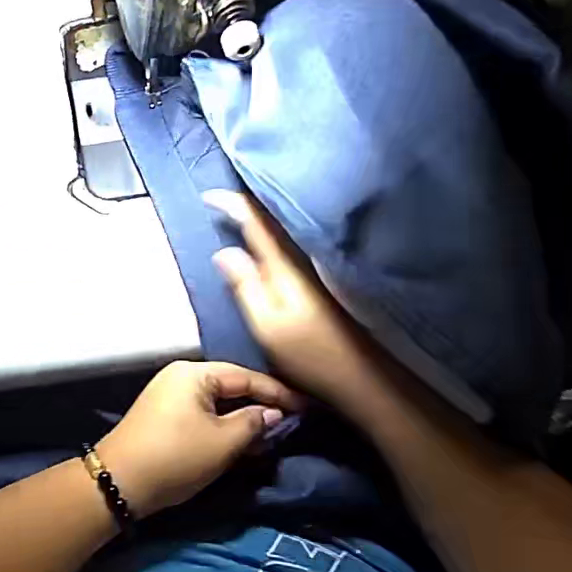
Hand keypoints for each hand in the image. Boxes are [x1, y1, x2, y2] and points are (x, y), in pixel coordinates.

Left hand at [95, 361, 301, 516]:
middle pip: (231, 386)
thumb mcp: (223, 442)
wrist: (117, 483)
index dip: (278, 393)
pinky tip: (239, 441)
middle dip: (260, 406)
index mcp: (194, 373)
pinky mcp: (162, 416)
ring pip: (217, 402)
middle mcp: (180, 376)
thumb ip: (254, 423)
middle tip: (289, 423)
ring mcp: (168, 395)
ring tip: (268, 436)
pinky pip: (202, 413)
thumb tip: (273, 414)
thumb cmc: (175, 457)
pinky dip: (222, 425)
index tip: (305, 408)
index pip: (246, 377)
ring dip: (241, 418)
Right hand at [203, 190, 393, 415]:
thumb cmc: (311, 355)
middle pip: (273, 217)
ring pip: (284, 227)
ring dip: (262, 213)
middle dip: (247, 200)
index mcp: (286, 265)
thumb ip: (245, 286)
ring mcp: (316, 265)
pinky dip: (275, 230)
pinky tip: (265, 235)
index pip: (257, 221)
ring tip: (237, 207)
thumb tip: (223, 251)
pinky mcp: (323, 277)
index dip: (232, 202)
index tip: (207, 195)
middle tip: (220, 195)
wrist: (363, 376)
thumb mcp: (268, 326)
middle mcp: (304, 256)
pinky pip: (292, 240)